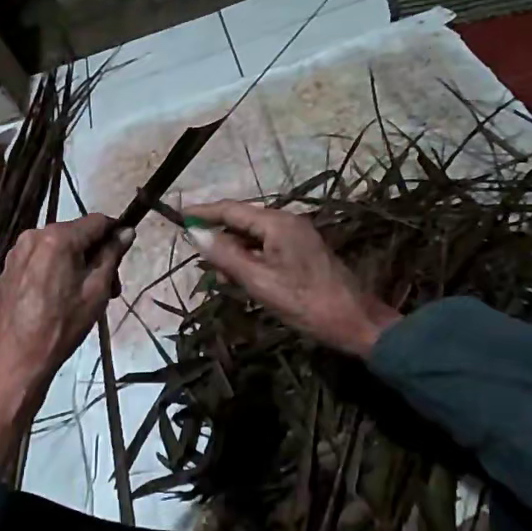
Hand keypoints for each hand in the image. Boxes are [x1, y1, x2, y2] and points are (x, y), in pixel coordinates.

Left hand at [0, 214, 130, 477]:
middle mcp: (33, 235)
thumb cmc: (61, 326)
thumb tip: (126, 231)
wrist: (13, 361)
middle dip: (97, 255)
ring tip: (87, 298)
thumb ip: (111, 255)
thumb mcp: (96, 290)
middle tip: (110, 289)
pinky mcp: (9, 269)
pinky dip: (59, 271)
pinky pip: (43, 259)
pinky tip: (63, 299)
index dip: (117, 234)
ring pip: (60, 248)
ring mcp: (17, 252)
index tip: (126, 257)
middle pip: (78, 234)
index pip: (98, 221)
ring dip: (79, 264)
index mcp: (56, 236)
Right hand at [184, 201, 400, 358]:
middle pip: (242, 219)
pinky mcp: (302, 252)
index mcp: (277, 223)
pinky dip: (248, 255)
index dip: (203, 212)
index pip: (231, 210)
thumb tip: (196, 233)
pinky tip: (237, 272)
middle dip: (216, 231)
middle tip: (189, 244)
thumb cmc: (305, 302)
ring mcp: (297, 236)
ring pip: (254, 234)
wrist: (354, 321)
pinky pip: (266, 246)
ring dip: (231, 246)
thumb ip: (226, 255)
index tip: (177, 215)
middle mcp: (288, 222)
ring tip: (210, 264)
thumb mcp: (259, 281)